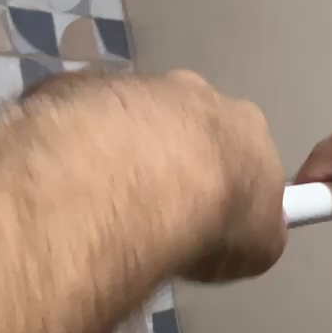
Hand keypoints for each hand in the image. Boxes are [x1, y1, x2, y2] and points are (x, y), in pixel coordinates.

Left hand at [18, 69, 285, 283]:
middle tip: (158, 211)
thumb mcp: (258, 247)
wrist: (136, 187)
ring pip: (131, 120)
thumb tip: (251, 234)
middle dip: (175, 162)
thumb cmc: (212, 218)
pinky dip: (79, 148)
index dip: (234, 186)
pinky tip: (72, 185)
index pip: (249, 153)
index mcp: (247, 126)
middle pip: (189, 127)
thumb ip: (257, 232)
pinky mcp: (75, 87)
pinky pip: (79, 120)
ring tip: (110, 206)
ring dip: (124, 154)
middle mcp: (195, 93)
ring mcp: (133, 85)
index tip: (215, 218)